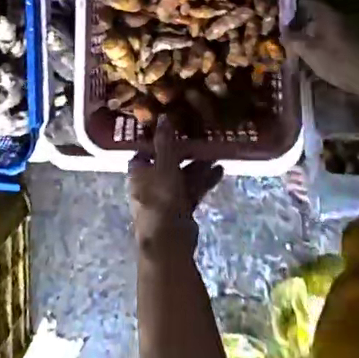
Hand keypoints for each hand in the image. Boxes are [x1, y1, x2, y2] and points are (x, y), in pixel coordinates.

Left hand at [128, 117, 222, 246]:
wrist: (169, 241)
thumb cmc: (161, 199)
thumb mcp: (165, 165)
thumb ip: (166, 142)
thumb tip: (163, 116)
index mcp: (138, 173)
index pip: (146, 151)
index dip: (159, 140)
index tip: (176, 127)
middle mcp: (149, 184)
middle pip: (167, 163)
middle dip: (186, 152)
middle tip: (202, 139)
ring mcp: (165, 198)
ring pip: (182, 176)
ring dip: (198, 166)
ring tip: (217, 153)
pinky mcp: (180, 209)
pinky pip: (192, 190)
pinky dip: (204, 180)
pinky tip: (220, 171)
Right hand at [285, 0, 358, 97]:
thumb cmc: (338, 60)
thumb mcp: (310, 51)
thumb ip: (294, 40)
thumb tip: (282, 31)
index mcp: (327, 15)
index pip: (309, 2)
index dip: (294, 5)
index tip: (281, 14)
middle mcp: (338, 21)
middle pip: (315, 18)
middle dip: (300, 26)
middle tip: (284, 35)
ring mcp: (346, 35)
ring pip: (322, 32)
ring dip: (309, 40)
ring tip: (295, 51)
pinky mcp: (350, 49)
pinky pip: (330, 44)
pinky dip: (319, 50)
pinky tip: (311, 62)